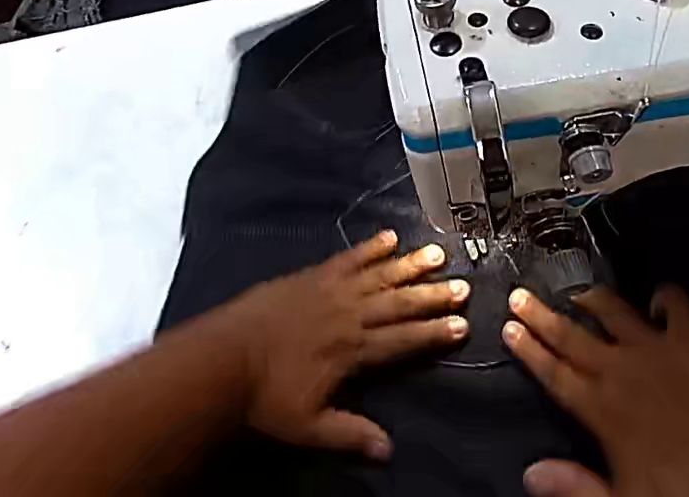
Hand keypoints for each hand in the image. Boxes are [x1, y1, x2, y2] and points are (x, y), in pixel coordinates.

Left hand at [183, 230, 469, 460]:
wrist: (225, 357)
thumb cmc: (267, 397)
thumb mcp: (308, 426)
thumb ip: (350, 433)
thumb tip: (388, 450)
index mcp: (354, 350)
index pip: (403, 340)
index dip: (434, 332)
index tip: (462, 325)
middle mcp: (352, 314)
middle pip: (401, 302)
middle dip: (434, 295)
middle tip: (463, 286)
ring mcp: (336, 289)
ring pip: (382, 275)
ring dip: (412, 265)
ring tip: (439, 254)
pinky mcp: (318, 274)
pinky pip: (351, 257)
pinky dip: (372, 246)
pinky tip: (391, 237)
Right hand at [503, 287, 688, 496]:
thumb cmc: (686, 496)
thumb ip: (576, 485)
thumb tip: (532, 472)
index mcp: (605, 409)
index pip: (555, 373)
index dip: (530, 350)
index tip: (510, 329)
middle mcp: (626, 369)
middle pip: (574, 335)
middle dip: (543, 316)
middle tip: (521, 296)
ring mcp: (661, 349)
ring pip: (615, 312)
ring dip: (593, 300)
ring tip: (577, 293)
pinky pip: (675, 306)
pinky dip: (663, 298)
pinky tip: (656, 300)